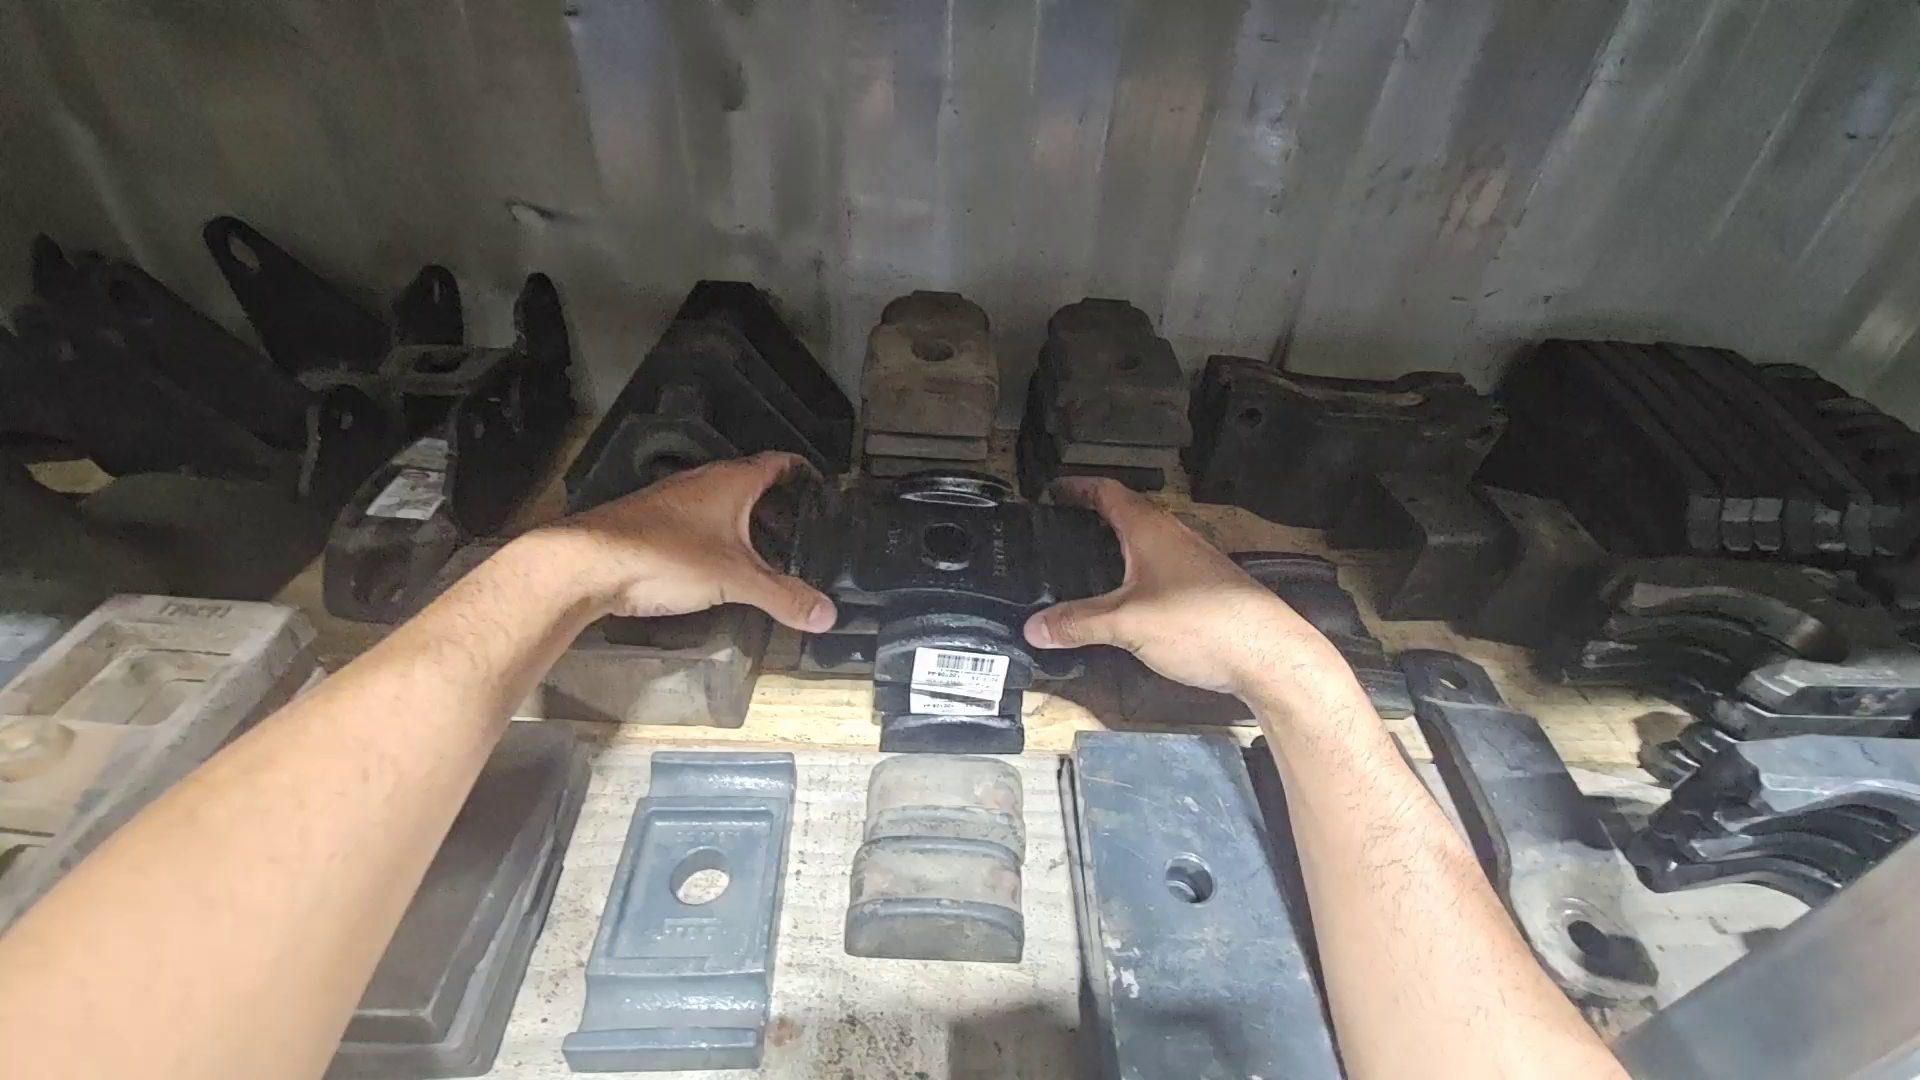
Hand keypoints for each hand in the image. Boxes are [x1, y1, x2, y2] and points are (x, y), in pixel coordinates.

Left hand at [533, 452, 835, 631]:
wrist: (586, 565)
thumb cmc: (667, 557)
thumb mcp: (736, 579)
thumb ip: (784, 596)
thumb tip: (829, 616)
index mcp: (732, 482)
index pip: (778, 463)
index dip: (803, 472)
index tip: (824, 490)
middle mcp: (704, 482)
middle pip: (753, 485)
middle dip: (780, 507)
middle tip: (805, 534)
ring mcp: (674, 501)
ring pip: (724, 505)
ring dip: (748, 524)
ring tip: (771, 554)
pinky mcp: (653, 523)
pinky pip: (700, 523)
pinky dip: (720, 538)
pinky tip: (723, 566)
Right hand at [1023, 478, 1348, 695]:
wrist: (1271, 656)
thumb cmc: (1200, 623)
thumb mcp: (1127, 623)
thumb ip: (1078, 623)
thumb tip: (1032, 627)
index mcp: (1151, 530)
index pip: (1108, 492)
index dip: (1078, 487)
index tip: (1053, 489)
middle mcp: (1174, 537)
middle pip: (1128, 513)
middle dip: (1093, 515)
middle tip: (1062, 527)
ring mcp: (1194, 562)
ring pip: (1146, 542)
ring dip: (1116, 544)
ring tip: (1086, 562)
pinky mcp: (1207, 588)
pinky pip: (1160, 568)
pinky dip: (1135, 572)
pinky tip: (1127, 600)